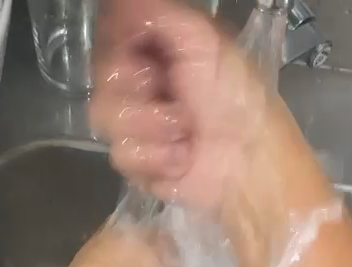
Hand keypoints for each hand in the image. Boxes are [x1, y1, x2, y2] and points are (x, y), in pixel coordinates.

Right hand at [88, 0, 272, 212]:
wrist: (249, 160)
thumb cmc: (236, 97)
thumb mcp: (206, 41)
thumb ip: (160, 14)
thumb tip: (119, 1)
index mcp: (155, 50)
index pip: (111, 39)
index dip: (120, 48)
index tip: (147, 60)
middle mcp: (140, 85)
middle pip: (102, 78)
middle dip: (137, 90)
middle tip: (170, 96)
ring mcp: (136, 127)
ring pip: (104, 117)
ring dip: (150, 125)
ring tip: (184, 132)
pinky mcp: (137, 164)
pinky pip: (121, 154)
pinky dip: (156, 157)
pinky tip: (181, 158)